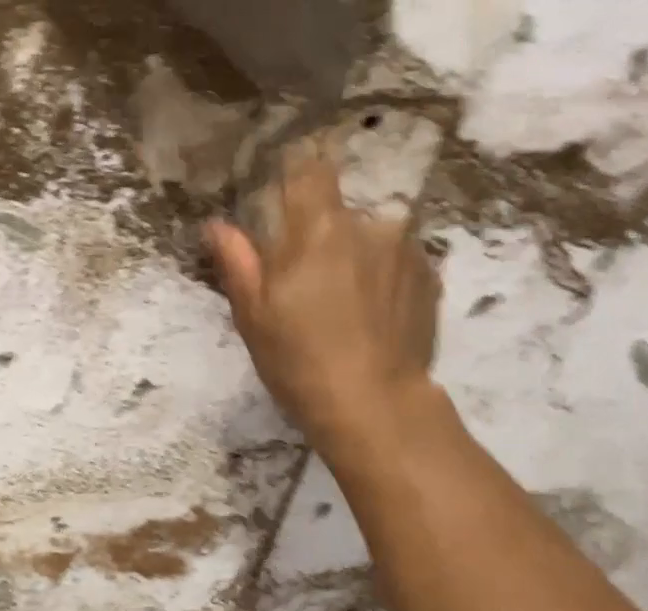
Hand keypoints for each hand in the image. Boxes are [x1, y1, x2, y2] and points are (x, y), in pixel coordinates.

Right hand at [203, 138, 442, 458]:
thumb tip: (218, 226)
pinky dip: (377, 279)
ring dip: (351, 259)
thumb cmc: (296, 359)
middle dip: (318, 238)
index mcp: (319, 230)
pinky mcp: (429, 274)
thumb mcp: (252, 315)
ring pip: (367, 238)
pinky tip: (365, 318)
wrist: (372, 401)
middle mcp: (370, 224)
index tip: (284, 184)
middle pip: (337, 213)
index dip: (296, 171)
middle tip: (301, 285)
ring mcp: (406, 248)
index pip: (310, 171)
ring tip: (337, 308)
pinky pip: (393, 262)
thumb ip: (238, 263)